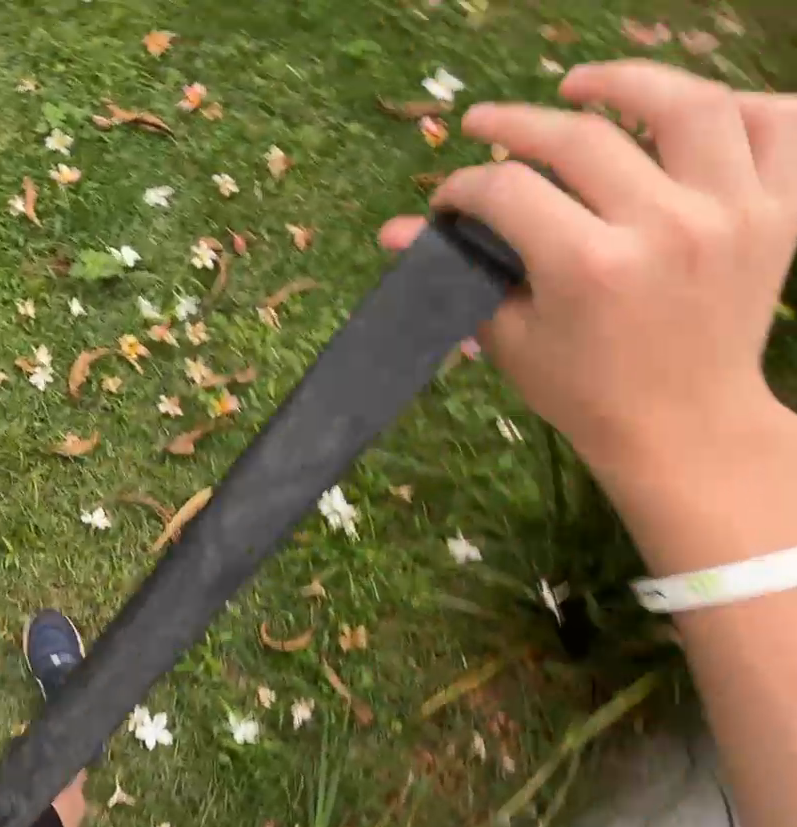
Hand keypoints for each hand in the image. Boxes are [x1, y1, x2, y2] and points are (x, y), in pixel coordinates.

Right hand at [381, 60, 796, 475]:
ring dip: (628, 84)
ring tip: (583, 85)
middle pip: (585, 138)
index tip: (445, 200)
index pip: (510, 190)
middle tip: (482, 122)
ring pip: (690, 107)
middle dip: (518, 123)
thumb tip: (394, 232)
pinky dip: (733, 105)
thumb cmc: (577, 386)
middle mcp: (666, 225)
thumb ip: (459, 271)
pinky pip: (779, 125)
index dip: (464, 186)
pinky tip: (685, 114)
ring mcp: (736, 210)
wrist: (681, 418)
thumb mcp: (503, 333)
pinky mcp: (783, 209)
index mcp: (589, 265)